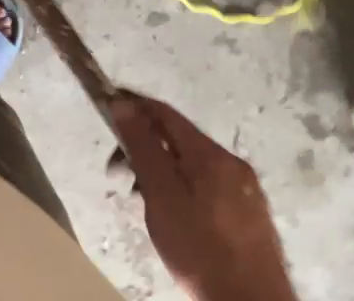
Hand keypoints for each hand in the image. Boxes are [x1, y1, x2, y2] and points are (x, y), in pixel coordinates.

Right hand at [110, 95, 297, 300]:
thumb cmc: (200, 250)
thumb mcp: (161, 196)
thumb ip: (142, 147)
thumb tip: (122, 103)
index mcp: (212, 155)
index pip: (164, 112)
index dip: (132, 104)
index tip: (104, 107)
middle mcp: (233, 164)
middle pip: (178, 139)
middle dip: (143, 146)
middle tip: (117, 174)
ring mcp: (246, 190)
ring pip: (191, 164)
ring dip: (160, 170)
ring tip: (142, 199)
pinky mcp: (250, 214)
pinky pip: (206, 185)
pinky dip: (180, 186)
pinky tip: (171, 213)